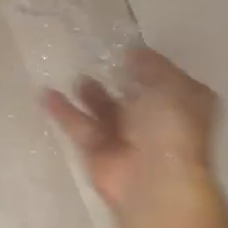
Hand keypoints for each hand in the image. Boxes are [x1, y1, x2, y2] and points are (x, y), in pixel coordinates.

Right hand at [43, 47, 219, 218]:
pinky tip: (47, 94)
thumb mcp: (169, 85)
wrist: (154, 182)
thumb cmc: (170, 128)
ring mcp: (123, 137)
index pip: (160, 76)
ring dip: (89, 93)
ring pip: (102, 110)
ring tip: (74, 75)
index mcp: (181, 100)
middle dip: (114, 77)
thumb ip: (150, 66)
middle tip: (93, 56)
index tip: (121, 45)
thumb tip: (131, 53)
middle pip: (129, 93)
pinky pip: (79, 127)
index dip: (143, 61)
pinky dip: (64, 112)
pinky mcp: (96, 153)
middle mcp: (153, 118)